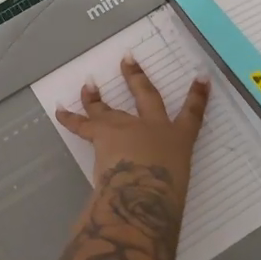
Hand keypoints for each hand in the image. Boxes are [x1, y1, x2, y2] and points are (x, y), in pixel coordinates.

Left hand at [55, 56, 210, 186]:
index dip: (198, 96)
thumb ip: (167, 185)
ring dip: (96, 97)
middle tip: (127, 59)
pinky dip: (69, 118)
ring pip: (107, 109)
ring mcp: (126, 128)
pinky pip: (81, 125)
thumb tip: (160, 200)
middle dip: (137, 78)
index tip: (202, 78)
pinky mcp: (102, 135)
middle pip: (146, 96)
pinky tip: (58, 111)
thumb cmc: (166, 194)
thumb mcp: (176, 188)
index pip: (192, 115)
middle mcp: (153, 127)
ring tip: (88, 86)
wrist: (142, 191)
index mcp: (179, 140)